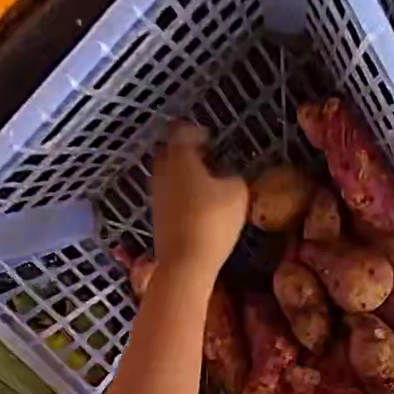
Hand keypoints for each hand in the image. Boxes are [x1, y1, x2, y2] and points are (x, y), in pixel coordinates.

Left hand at [150, 122, 247, 278]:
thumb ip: (234, 178)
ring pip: (169, 176)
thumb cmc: (212, 221)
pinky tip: (198, 209)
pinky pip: (169, 197)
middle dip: (187, 153)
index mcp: (180, 157)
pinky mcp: (157, 218)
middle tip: (206, 159)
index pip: (182, 131)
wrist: (186, 262)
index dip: (196, 131)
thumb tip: (228, 177)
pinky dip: (181, 196)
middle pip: (171, 152)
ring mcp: (156, 196)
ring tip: (205, 185)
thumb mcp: (238, 195)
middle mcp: (162, 171)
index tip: (208, 138)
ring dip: (184, 176)